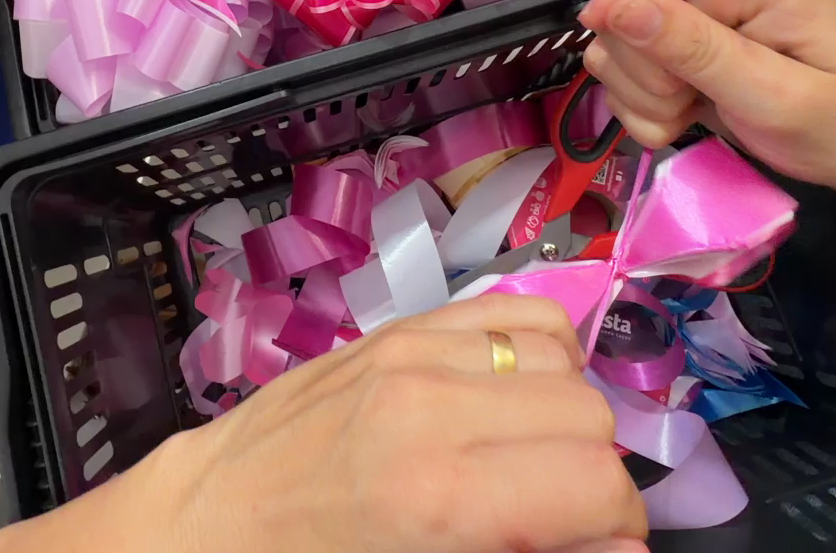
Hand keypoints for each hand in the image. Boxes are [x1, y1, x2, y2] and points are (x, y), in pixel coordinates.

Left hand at [96, 295, 648, 552]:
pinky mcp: (398, 325)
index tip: (593, 546)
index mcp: (437, 494)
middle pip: (587, 410)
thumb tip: (615, 541)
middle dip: (591, 469)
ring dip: (564, 403)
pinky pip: (507, 307)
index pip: (599, 482)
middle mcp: (431, 401)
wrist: (216, 513)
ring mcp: (411, 348)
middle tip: (554, 507)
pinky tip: (510, 387)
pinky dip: (533, 346)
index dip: (619, 528)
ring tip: (529, 446)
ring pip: (558, 349)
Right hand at [578, 0, 835, 195]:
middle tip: (682, 95)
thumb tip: (617, 10)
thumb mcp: (780, 96)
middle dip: (638, 57)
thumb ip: (699, 50)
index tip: (613, 21)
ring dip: (638, 91)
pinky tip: (680, 120)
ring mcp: (682, 24)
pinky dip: (637, 109)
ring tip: (689, 112)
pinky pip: (615, 76)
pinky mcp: (664, 60)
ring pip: (611, 41)